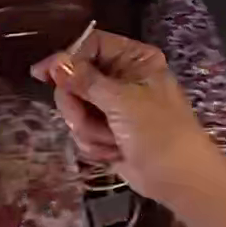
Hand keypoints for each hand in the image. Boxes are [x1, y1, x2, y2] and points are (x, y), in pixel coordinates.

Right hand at [31, 30, 224, 205]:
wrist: (182, 181)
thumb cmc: (159, 132)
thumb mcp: (122, 101)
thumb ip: (85, 81)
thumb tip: (55, 63)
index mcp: (133, 59)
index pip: (90, 45)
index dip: (66, 59)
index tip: (43, 73)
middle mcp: (122, 76)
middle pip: (76, 78)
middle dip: (78, 104)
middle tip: (85, 119)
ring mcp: (113, 105)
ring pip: (75, 107)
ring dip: (88, 128)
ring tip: (110, 141)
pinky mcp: (108, 130)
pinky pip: (82, 130)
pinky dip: (94, 144)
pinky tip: (113, 152)